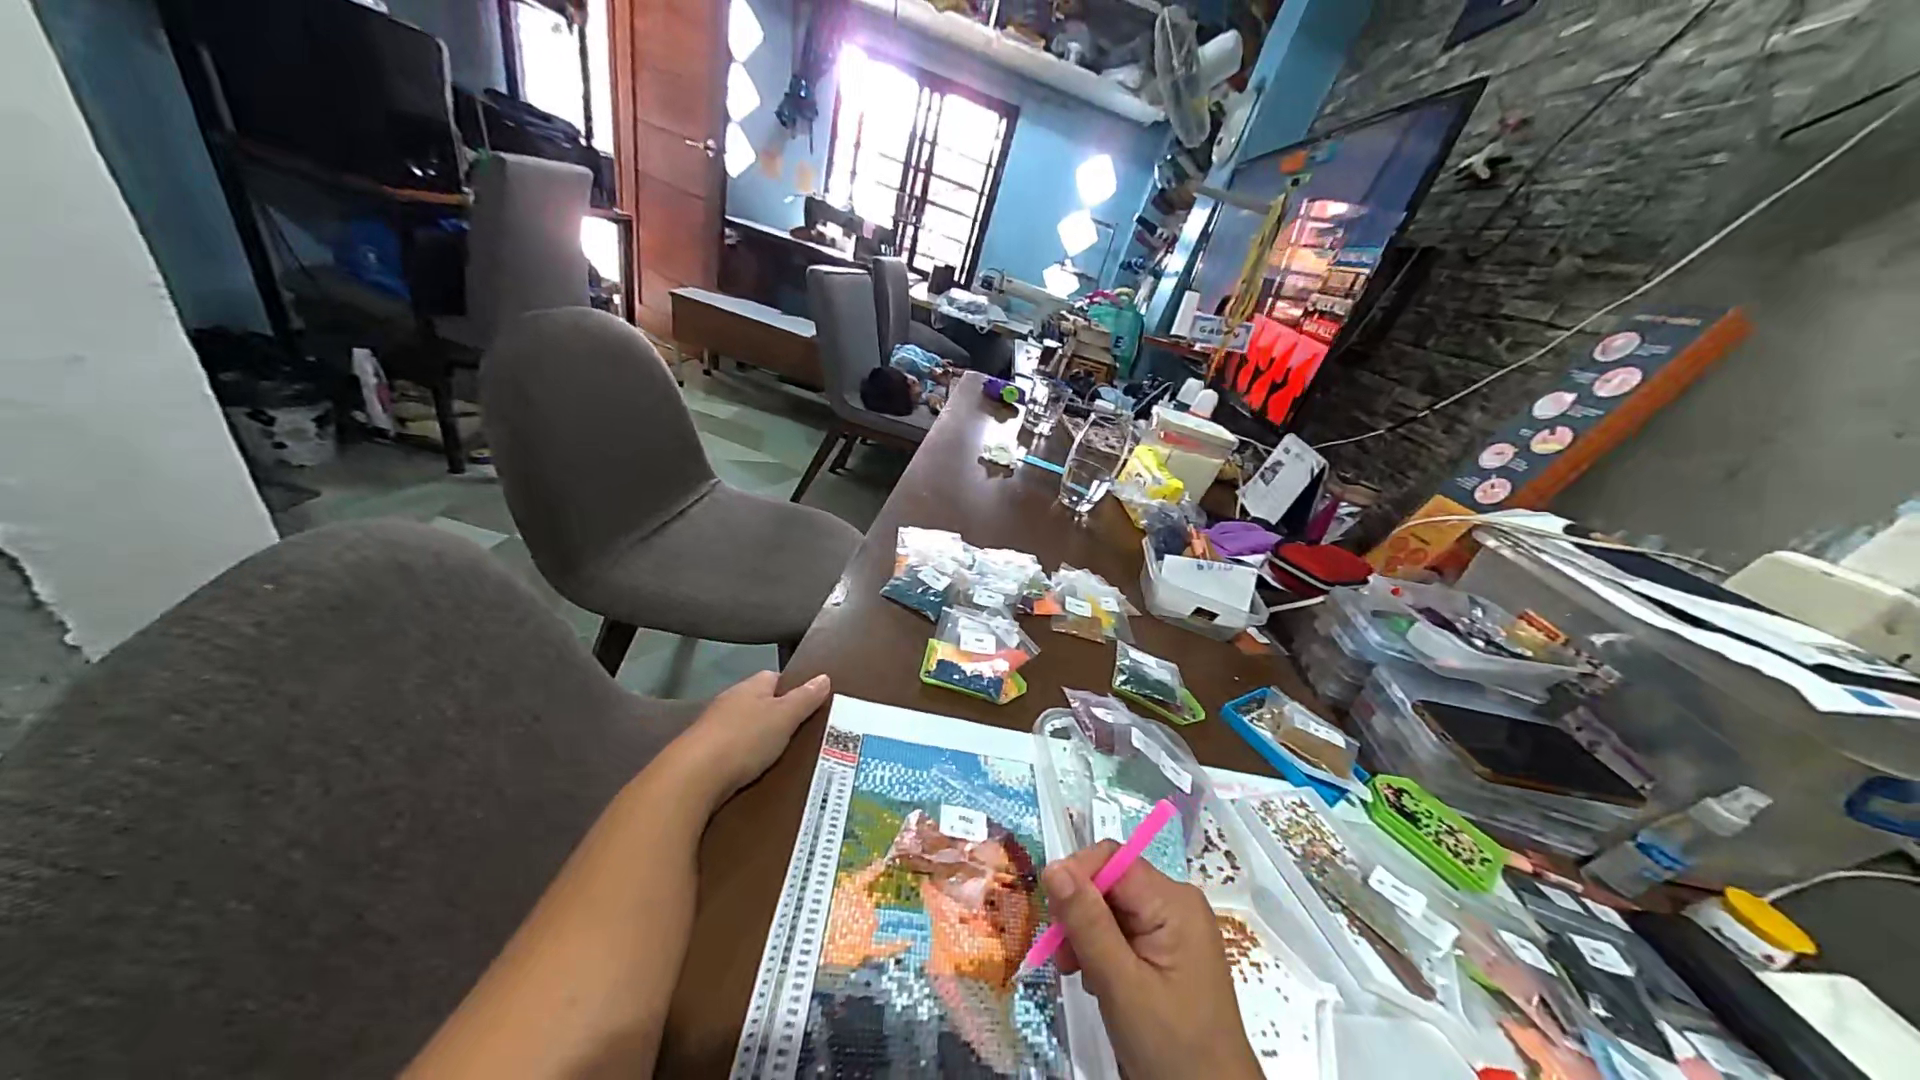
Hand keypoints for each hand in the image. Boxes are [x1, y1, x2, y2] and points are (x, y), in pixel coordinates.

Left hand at [661, 670, 829, 808]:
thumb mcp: (784, 717)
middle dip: (777, 715)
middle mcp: (730, 701)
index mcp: (750, 687)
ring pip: (745, 726)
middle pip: (760, 701)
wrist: (693, 776)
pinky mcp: (703, 752)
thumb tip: (824, 677)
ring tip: (781, 754)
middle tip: (801, 733)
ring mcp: (713, 727)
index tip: (809, 704)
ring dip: (759, 737)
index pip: (775, 677)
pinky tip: (754, 769)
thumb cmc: (745, 739)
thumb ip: (805, 698)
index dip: (793, 688)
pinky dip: (744, 756)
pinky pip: (732, 748)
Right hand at [1041, 843, 1258, 1079]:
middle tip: (1060, 955)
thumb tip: (1052, 867)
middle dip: (1079, 912)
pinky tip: (1094, 978)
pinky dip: (1101, 949)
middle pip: (1110, 882)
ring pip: (1111, 907)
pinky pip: (1122, 930)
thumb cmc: (1172, 1046)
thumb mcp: (1121, 983)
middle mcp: (1175, 903)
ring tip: (1075, 972)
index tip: (1050, 912)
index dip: (1076, 875)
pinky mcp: (1166, 951)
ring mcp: (1173, 928)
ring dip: (1085, 933)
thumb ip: (1086, 922)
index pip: (1113, 860)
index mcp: (1174, 902)